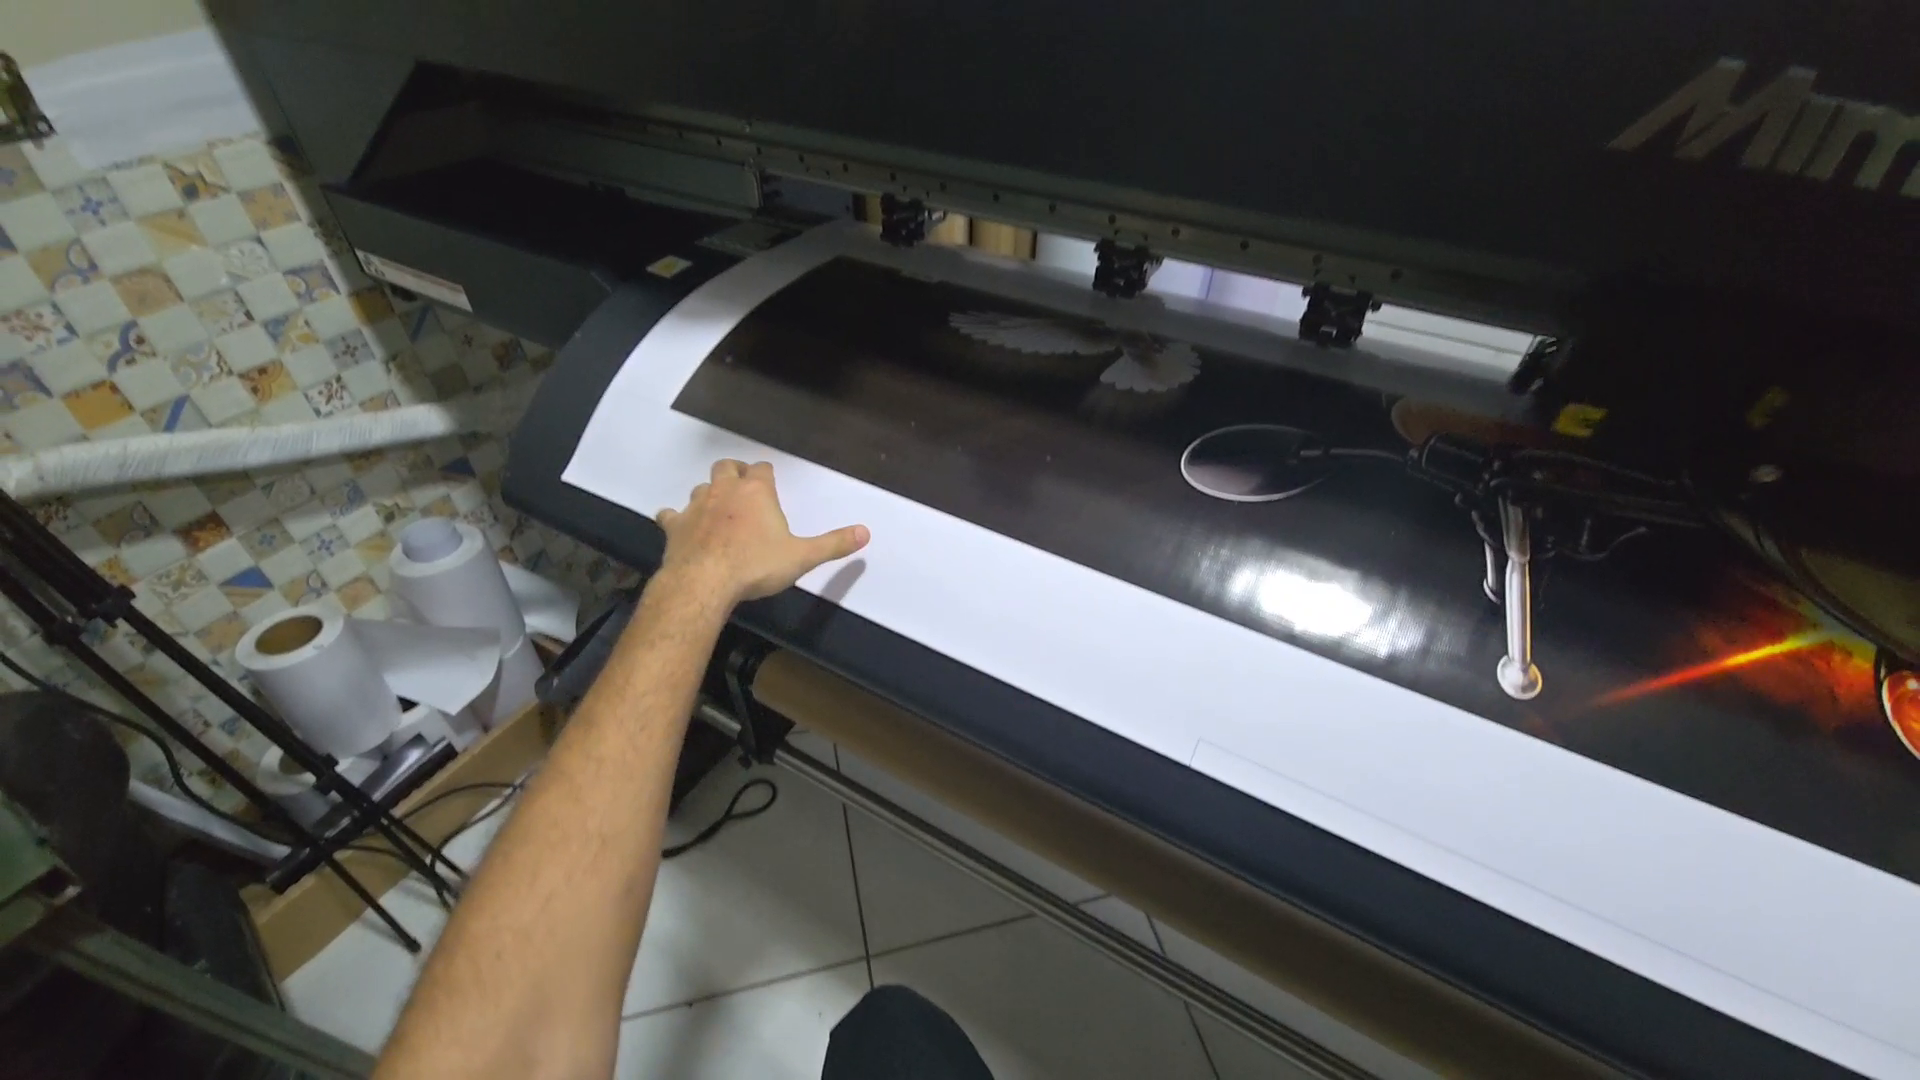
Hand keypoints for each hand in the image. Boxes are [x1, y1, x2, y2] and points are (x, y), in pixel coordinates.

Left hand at [656, 460, 869, 605]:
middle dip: (735, 472)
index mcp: (756, 492)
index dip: (766, 474)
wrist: (704, 583)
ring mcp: (696, 506)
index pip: (762, 468)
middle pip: (727, 467)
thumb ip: (833, 544)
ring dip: (709, 494)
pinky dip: (676, 518)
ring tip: (717, 509)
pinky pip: (671, 515)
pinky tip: (680, 527)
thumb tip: (866, 532)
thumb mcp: (802, 557)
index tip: (770, 483)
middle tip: (741, 485)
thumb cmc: (756, 566)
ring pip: (700, 488)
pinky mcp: (675, 526)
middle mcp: (725, 491)